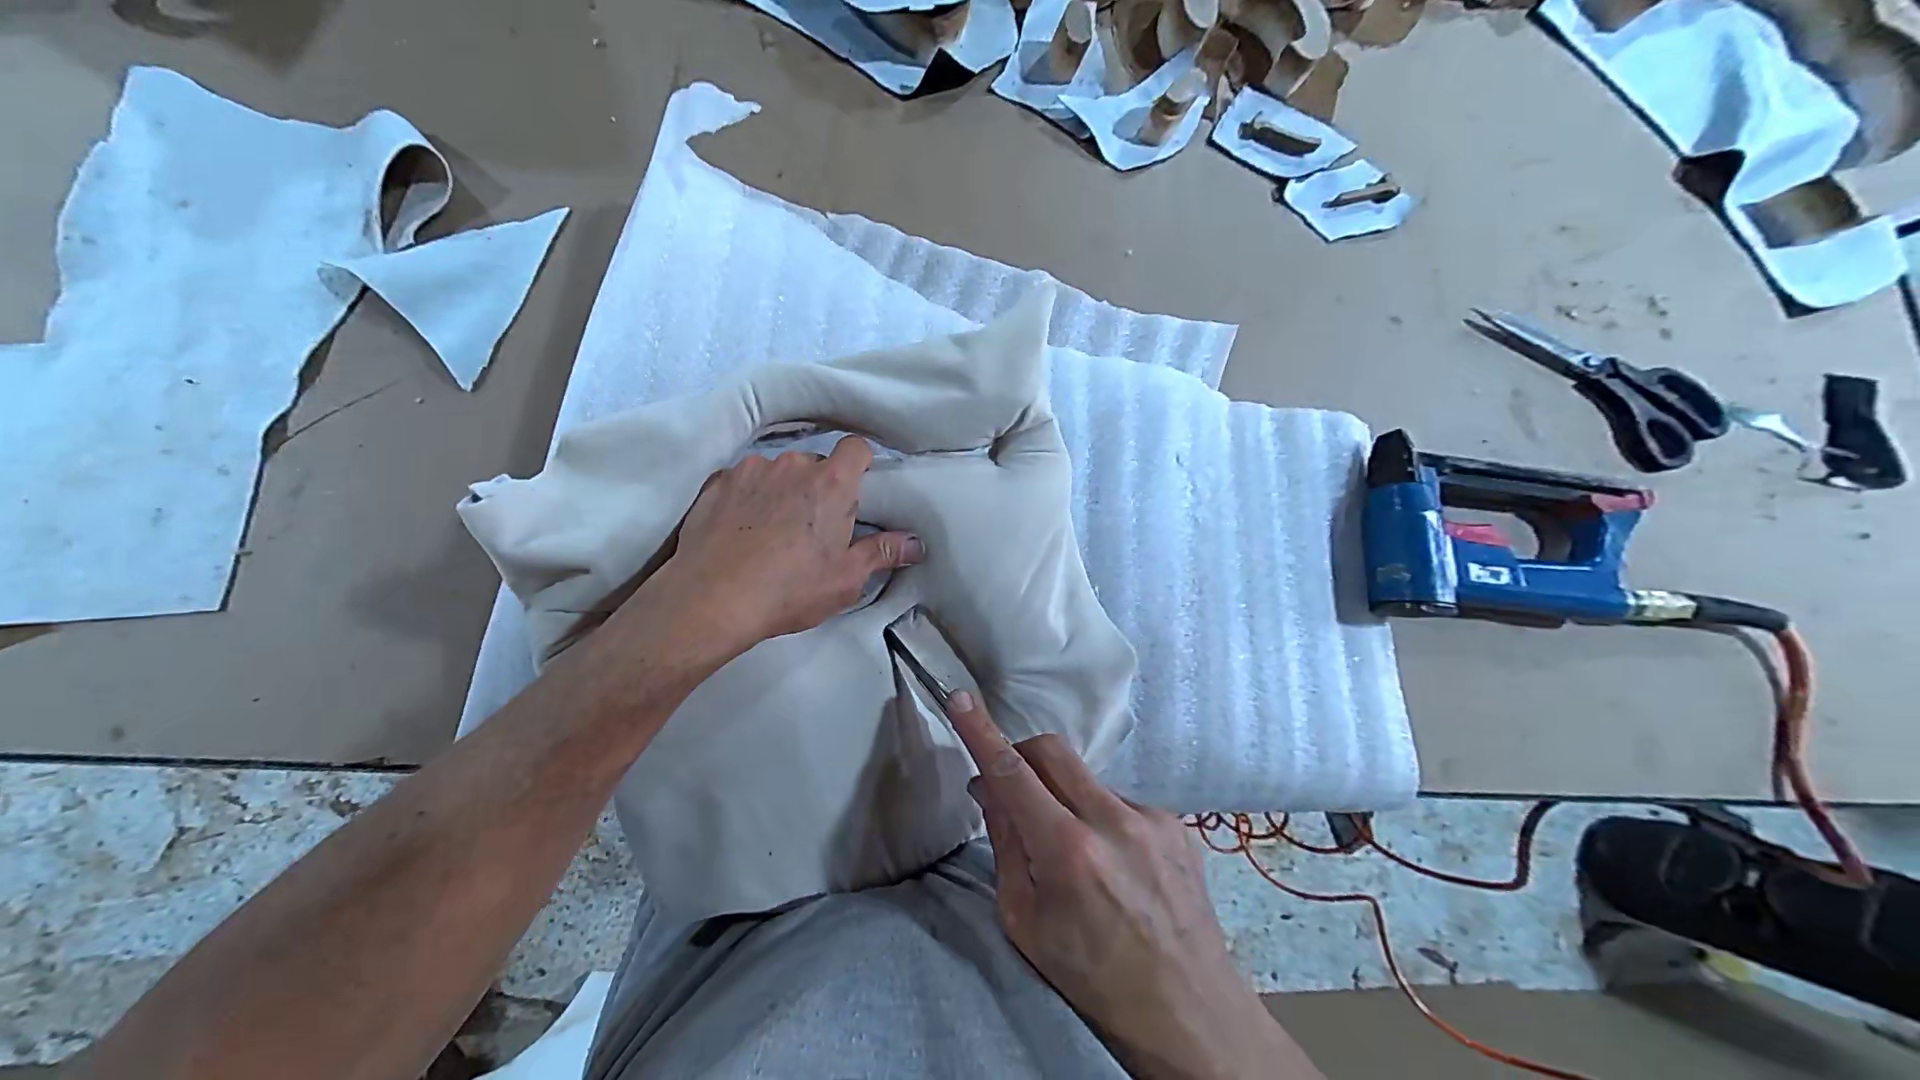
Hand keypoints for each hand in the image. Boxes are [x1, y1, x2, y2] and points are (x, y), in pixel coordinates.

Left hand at [638, 435, 921, 661]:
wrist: (711, 599)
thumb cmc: (789, 589)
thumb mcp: (846, 579)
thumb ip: (883, 553)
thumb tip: (915, 543)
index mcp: (831, 483)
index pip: (856, 447)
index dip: (860, 464)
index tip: (857, 490)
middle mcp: (792, 465)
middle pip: (816, 463)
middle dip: (819, 487)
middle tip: (814, 528)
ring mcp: (751, 470)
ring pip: (778, 472)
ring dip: (783, 491)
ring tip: (773, 531)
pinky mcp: (717, 482)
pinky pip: (744, 481)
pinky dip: (748, 498)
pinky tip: (742, 530)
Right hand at [944, 691, 1323, 1079]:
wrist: (1189, 1012)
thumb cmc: (1094, 979)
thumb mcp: (1026, 922)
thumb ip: (1005, 844)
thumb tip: (989, 787)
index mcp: (1068, 853)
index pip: (1012, 773)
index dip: (980, 731)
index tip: (961, 699)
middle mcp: (1113, 822)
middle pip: (1052, 750)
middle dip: (1022, 755)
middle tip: (1012, 788)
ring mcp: (1151, 819)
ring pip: (1086, 776)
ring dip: (1064, 795)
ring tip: (1076, 852)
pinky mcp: (1174, 823)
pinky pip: (1119, 799)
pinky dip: (1100, 816)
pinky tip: (1112, 862)